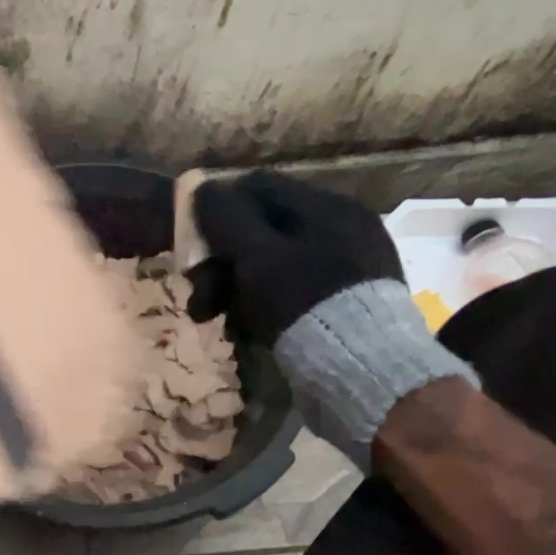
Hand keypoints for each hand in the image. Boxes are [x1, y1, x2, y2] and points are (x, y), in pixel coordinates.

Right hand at [186, 170, 403, 343]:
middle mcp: (343, 226)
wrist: (362, 368)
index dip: (217, 211)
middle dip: (223, 264)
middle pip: (264, 231)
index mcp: (326, 206)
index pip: (258, 187)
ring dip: (237, 289)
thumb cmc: (304, 304)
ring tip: (218, 322)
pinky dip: (265, 306)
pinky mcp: (351, 299)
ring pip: (275, 264)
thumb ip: (226, 218)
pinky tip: (248, 331)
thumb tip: (202, 187)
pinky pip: (295, 290)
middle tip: (199, 302)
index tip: (193, 248)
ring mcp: (351, 264)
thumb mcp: (257, 257)